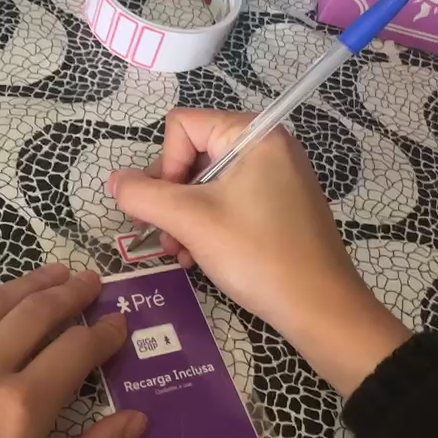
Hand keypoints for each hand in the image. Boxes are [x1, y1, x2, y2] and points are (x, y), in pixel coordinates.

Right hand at [109, 109, 409, 394]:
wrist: (322, 311)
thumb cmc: (257, 255)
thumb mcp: (191, 221)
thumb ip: (143, 195)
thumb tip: (115, 181)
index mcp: (254, 134)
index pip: (182, 126)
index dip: (163, 165)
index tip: (167, 207)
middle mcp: (268, 145)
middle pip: (192, 153)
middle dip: (170, 197)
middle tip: (163, 235)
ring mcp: (277, 176)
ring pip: (206, 182)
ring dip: (184, 216)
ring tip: (180, 253)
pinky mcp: (280, 204)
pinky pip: (229, 200)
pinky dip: (207, 224)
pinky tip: (199, 256)